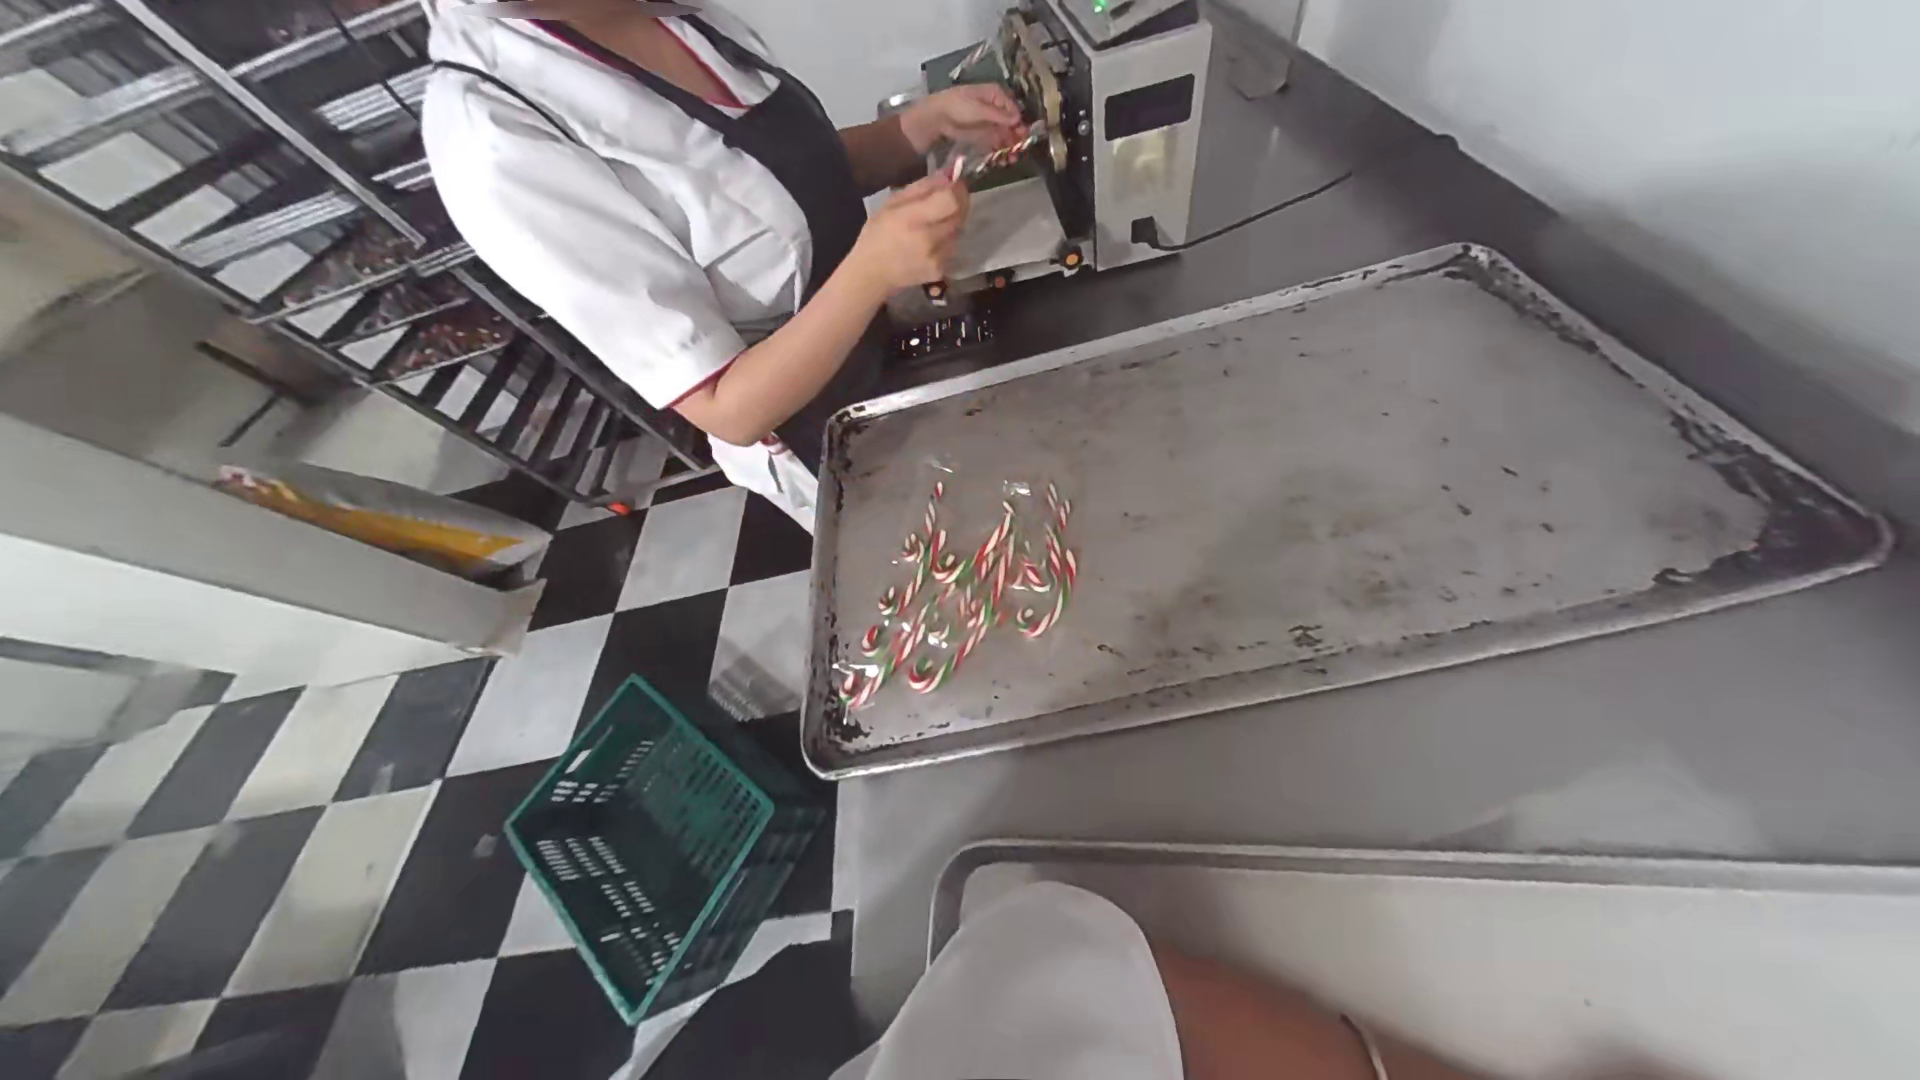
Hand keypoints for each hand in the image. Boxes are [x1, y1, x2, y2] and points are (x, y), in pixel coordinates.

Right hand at [844, 174, 970, 295]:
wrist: (873, 274)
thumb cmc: (878, 234)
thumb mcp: (892, 203)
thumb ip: (921, 189)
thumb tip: (947, 176)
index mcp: (912, 219)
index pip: (949, 201)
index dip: (957, 190)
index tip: (955, 183)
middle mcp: (927, 240)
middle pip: (958, 216)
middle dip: (958, 204)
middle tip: (948, 199)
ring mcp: (935, 258)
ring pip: (958, 232)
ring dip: (952, 223)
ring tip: (936, 222)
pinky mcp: (939, 271)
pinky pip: (951, 249)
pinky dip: (946, 241)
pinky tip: (931, 242)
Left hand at [899, 84, 1026, 154]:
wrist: (937, 119)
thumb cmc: (957, 107)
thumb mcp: (978, 109)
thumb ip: (998, 115)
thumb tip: (1017, 119)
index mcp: (994, 95)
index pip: (1012, 108)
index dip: (1018, 120)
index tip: (1023, 133)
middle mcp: (994, 109)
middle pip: (1010, 124)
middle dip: (1016, 137)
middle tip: (1019, 150)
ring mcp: (989, 124)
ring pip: (1004, 136)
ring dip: (1009, 147)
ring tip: (1012, 160)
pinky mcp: (982, 137)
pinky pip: (995, 144)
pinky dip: (1000, 152)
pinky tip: (1003, 161)